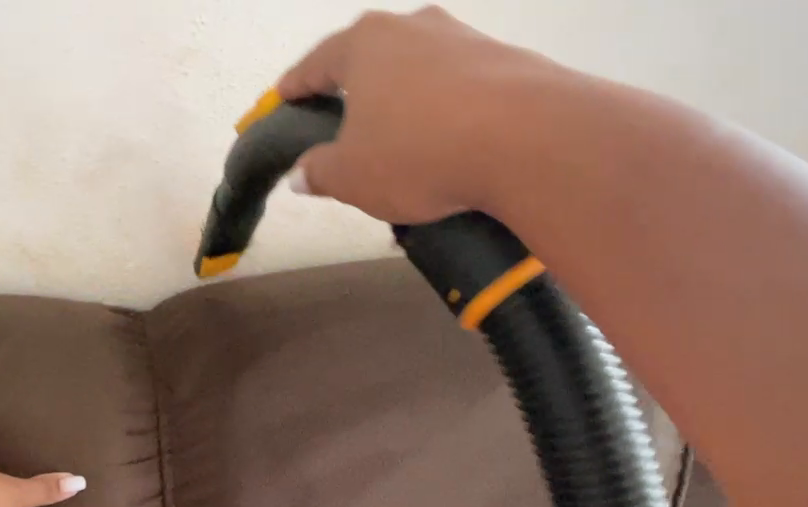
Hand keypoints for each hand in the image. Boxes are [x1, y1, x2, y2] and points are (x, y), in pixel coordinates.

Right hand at [278, 6, 567, 222]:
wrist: (526, 139)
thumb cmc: (416, 152)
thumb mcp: (351, 176)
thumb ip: (319, 172)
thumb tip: (300, 172)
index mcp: (365, 44)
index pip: (315, 64)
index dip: (294, 88)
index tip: (281, 102)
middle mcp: (412, 27)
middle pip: (369, 62)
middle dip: (352, 96)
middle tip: (340, 129)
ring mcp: (462, 39)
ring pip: (415, 77)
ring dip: (400, 109)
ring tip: (395, 150)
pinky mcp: (502, 63)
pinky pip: (453, 93)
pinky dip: (439, 119)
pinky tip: (440, 153)